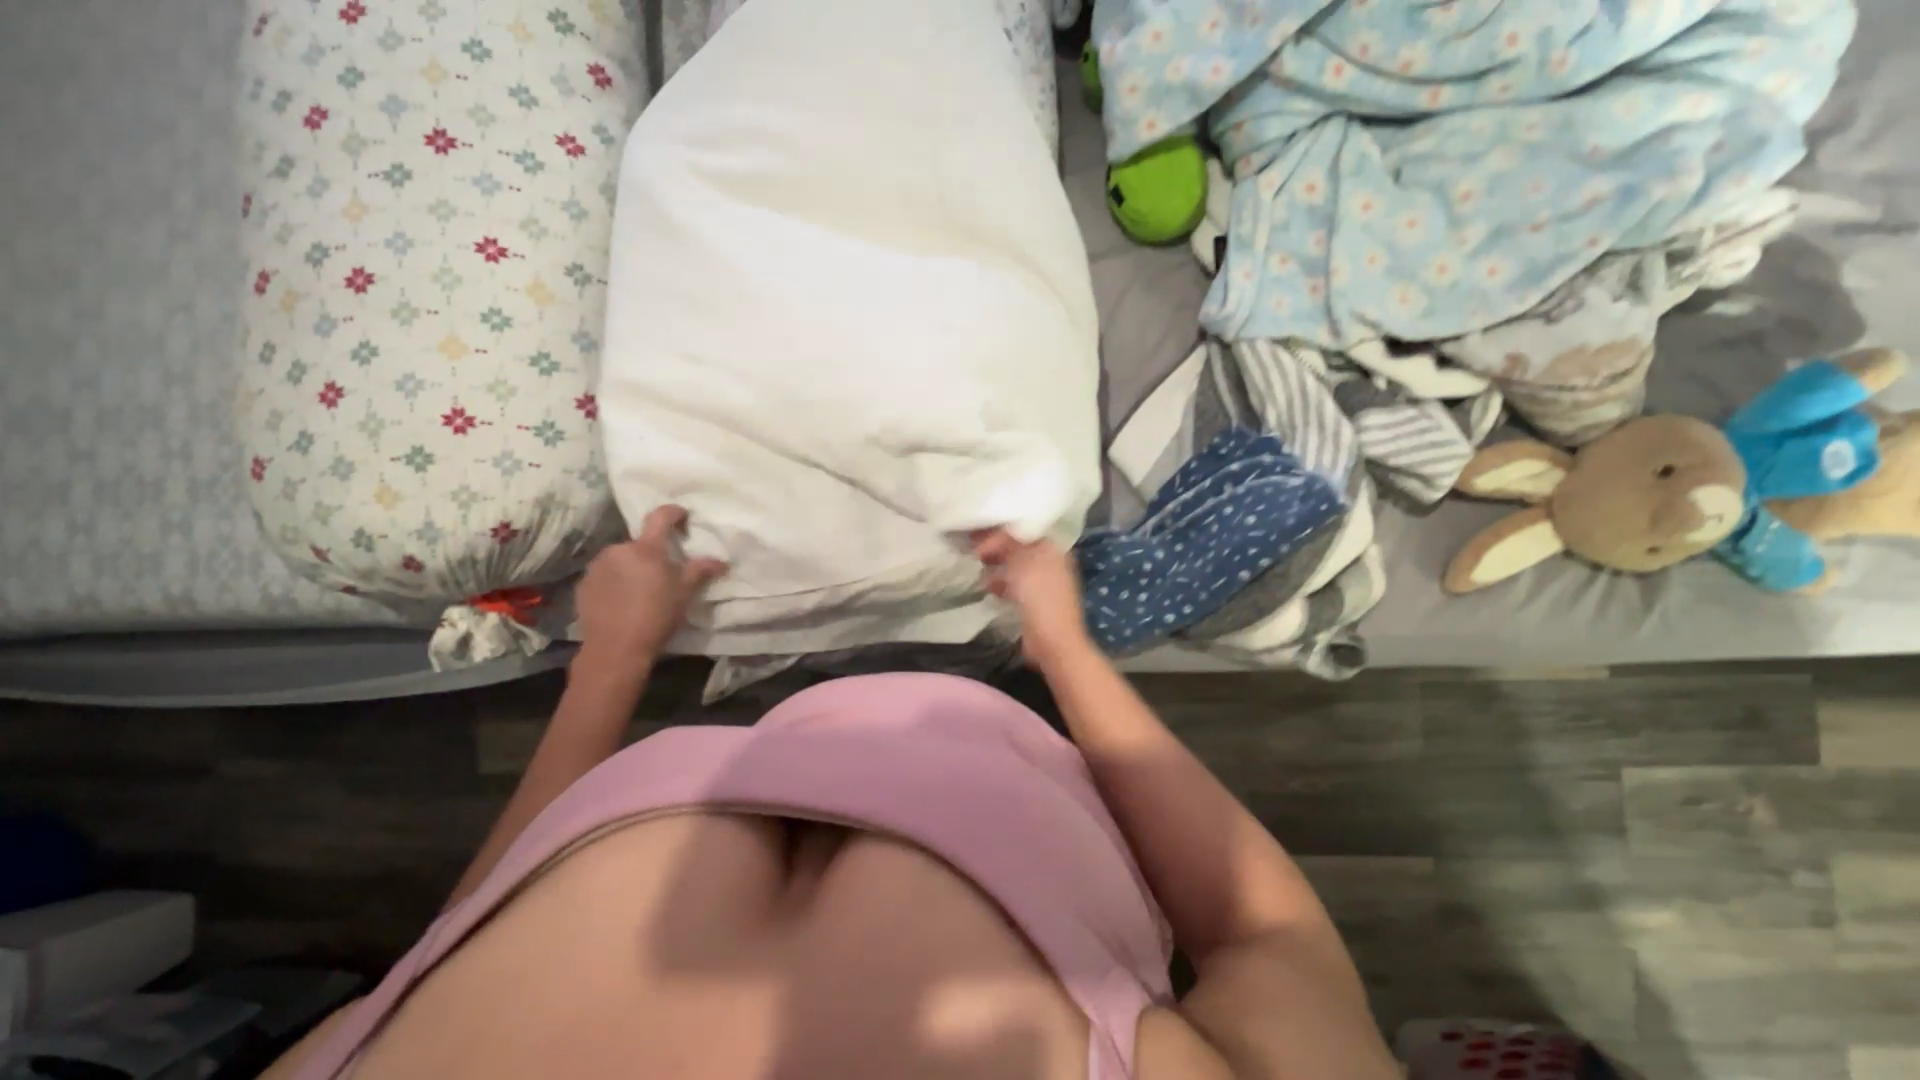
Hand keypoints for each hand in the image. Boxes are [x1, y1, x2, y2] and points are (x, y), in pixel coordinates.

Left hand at [575, 505, 727, 672]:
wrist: (615, 649)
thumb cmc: (656, 617)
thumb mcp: (684, 594)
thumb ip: (701, 571)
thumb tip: (722, 561)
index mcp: (647, 548)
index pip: (660, 516)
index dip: (674, 513)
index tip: (683, 518)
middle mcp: (619, 549)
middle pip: (640, 543)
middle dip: (651, 554)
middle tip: (662, 575)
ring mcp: (597, 566)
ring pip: (620, 559)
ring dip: (631, 568)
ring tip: (639, 592)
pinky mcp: (584, 584)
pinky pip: (604, 575)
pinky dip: (614, 582)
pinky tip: (621, 602)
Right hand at [973, 529, 1092, 666]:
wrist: (1052, 640)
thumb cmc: (1039, 594)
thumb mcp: (1020, 560)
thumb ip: (1005, 542)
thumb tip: (988, 534)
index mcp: (1052, 548)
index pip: (1023, 530)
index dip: (1000, 530)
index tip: (978, 533)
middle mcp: (1050, 562)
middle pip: (1019, 548)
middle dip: (996, 548)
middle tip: (974, 549)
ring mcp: (1044, 583)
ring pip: (1015, 567)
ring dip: (997, 566)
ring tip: (977, 565)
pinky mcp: (1035, 602)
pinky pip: (1015, 586)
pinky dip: (1002, 584)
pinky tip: (987, 587)